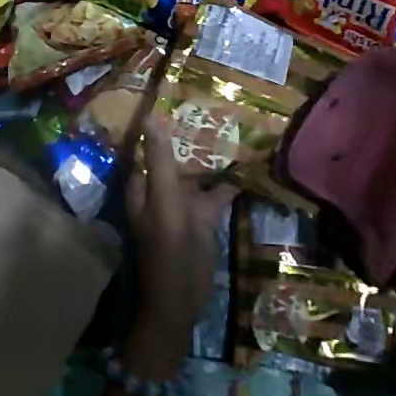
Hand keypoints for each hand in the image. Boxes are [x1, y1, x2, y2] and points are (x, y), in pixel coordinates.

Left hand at [124, 115, 237, 373]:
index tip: (180, 93)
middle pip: (175, 154)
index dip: (161, 120)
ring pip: (197, 171)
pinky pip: (216, 192)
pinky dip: (229, 181)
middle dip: (193, 133)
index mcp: (144, 183)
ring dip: (213, 155)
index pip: (149, 142)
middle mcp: (160, 188)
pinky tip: (251, 166)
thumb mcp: (165, 203)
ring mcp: (183, 204)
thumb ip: (160, 162)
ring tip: (237, 126)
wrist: (181, 303)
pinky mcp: (203, 219)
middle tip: (217, 103)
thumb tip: (149, 117)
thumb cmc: (169, 251)